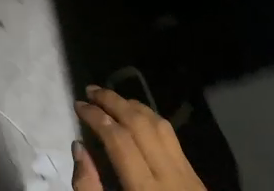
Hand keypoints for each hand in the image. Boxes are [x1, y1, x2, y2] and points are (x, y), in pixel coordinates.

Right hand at [72, 85, 204, 190]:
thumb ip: (89, 188)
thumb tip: (79, 147)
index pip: (120, 139)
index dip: (97, 117)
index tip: (78, 105)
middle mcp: (170, 177)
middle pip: (140, 124)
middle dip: (113, 101)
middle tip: (89, 91)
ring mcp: (188, 175)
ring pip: (159, 125)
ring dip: (132, 105)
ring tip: (110, 98)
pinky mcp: (196, 177)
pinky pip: (171, 136)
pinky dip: (150, 118)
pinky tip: (136, 116)